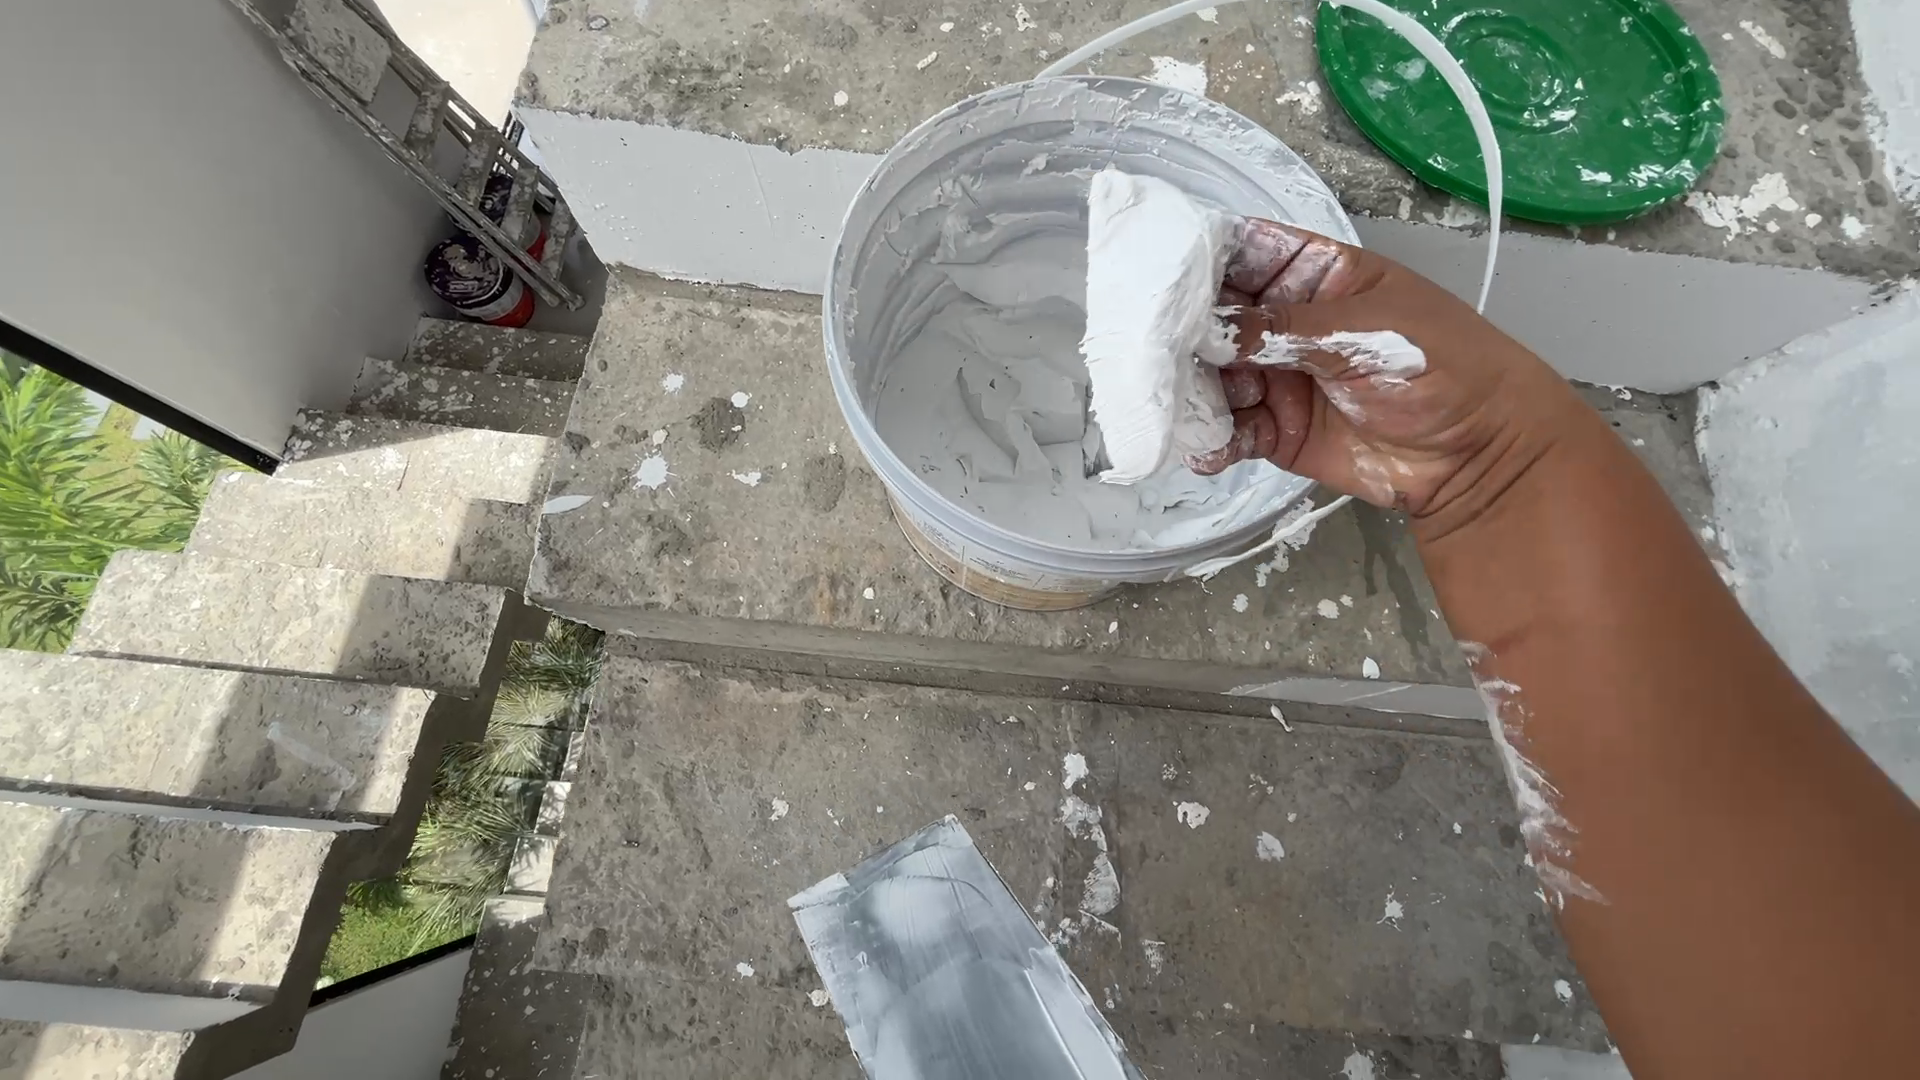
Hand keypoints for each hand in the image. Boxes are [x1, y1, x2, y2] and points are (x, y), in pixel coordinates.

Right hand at [1189, 219, 1582, 533]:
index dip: (1198, 258)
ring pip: (1212, 379)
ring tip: (1184, 408)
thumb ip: (1284, 330)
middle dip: (1185, 334)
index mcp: (1310, 277)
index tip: (1157, 273)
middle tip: (1155, 351)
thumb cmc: (1442, 368)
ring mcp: (1272, 379)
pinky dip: (1213, 441)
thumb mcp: (1365, 334)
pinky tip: (1207, 448)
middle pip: (1213, 320)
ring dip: (1195, 393)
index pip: (1242, 254)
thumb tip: (1210, 330)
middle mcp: (1281, 324)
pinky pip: (1228, 430)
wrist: (1475, 457)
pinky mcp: (1270, 430)